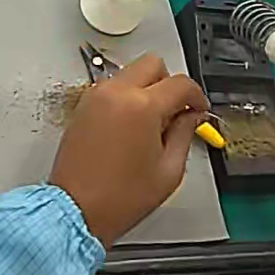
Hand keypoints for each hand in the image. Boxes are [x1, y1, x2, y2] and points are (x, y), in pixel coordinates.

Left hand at [48, 53, 208, 245]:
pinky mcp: (84, 104)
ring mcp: (97, 95)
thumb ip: (184, 133)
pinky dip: (126, 95)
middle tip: (176, 110)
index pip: (180, 83)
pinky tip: (131, 125)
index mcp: (142, 106)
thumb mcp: (168, 170)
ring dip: (146, 87)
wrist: (76, 210)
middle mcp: (117, 92)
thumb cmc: (120, 198)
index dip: (197, 95)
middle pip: (153, 63)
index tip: (199, 109)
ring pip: (131, 72)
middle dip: (169, 82)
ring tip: (152, 122)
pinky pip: (113, 86)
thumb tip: (191, 115)